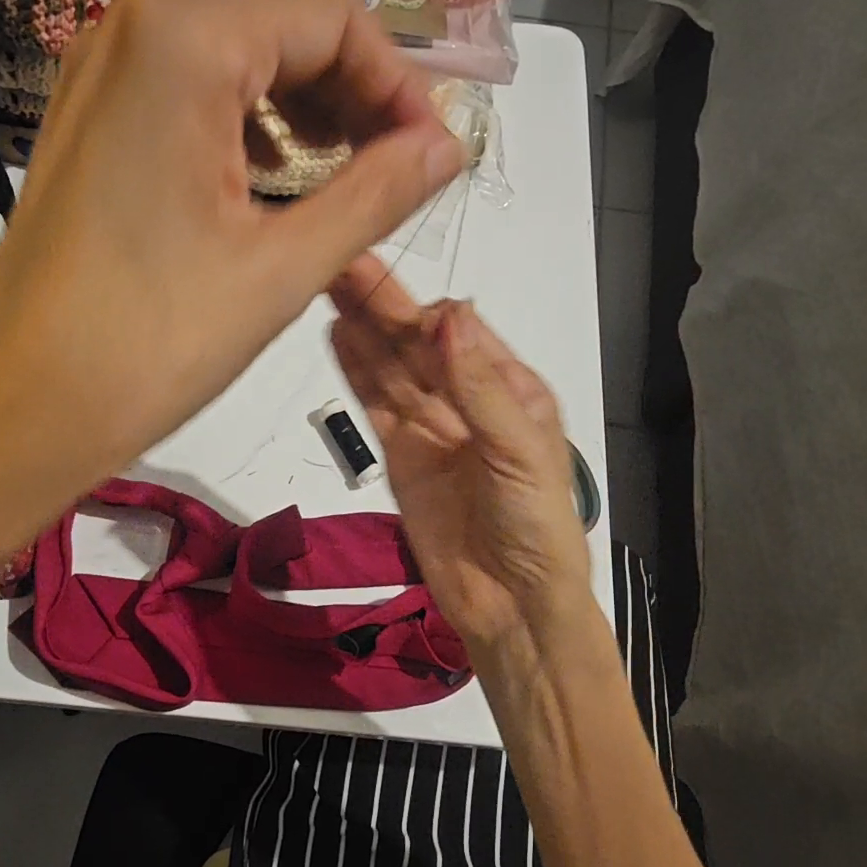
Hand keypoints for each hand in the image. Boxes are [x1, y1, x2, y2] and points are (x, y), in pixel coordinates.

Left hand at [0, 0, 465, 566]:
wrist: (22, 411)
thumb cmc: (148, 345)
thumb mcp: (280, 269)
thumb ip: (375, 194)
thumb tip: (446, 148)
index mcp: (182, 40)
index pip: (330, 16)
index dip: (397, 83)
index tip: (432, 155)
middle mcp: (129, 31)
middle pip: (278, 24)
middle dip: (350, 92)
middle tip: (394, 168)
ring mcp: (96, 79)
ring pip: (230, 58)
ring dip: (298, 109)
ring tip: (339, 179)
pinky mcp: (84, 128)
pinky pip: (183, 95)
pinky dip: (241, 127)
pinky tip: (267, 185)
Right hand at [328, 254, 589, 646]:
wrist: (511, 602)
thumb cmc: (536, 527)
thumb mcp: (521, 453)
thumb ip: (481, 389)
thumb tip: (448, 315)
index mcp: (511, 389)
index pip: (460, 332)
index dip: (420, 307)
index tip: (381, 283)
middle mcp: (468, 399)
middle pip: (417, 344)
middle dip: (382, 305)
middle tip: (340, 264)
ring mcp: (431, 429)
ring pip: (391, 370)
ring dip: (362, 330)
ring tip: (329, 287)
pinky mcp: (402, 459)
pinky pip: (376, 409)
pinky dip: (357, 375)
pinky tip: (338, 339)